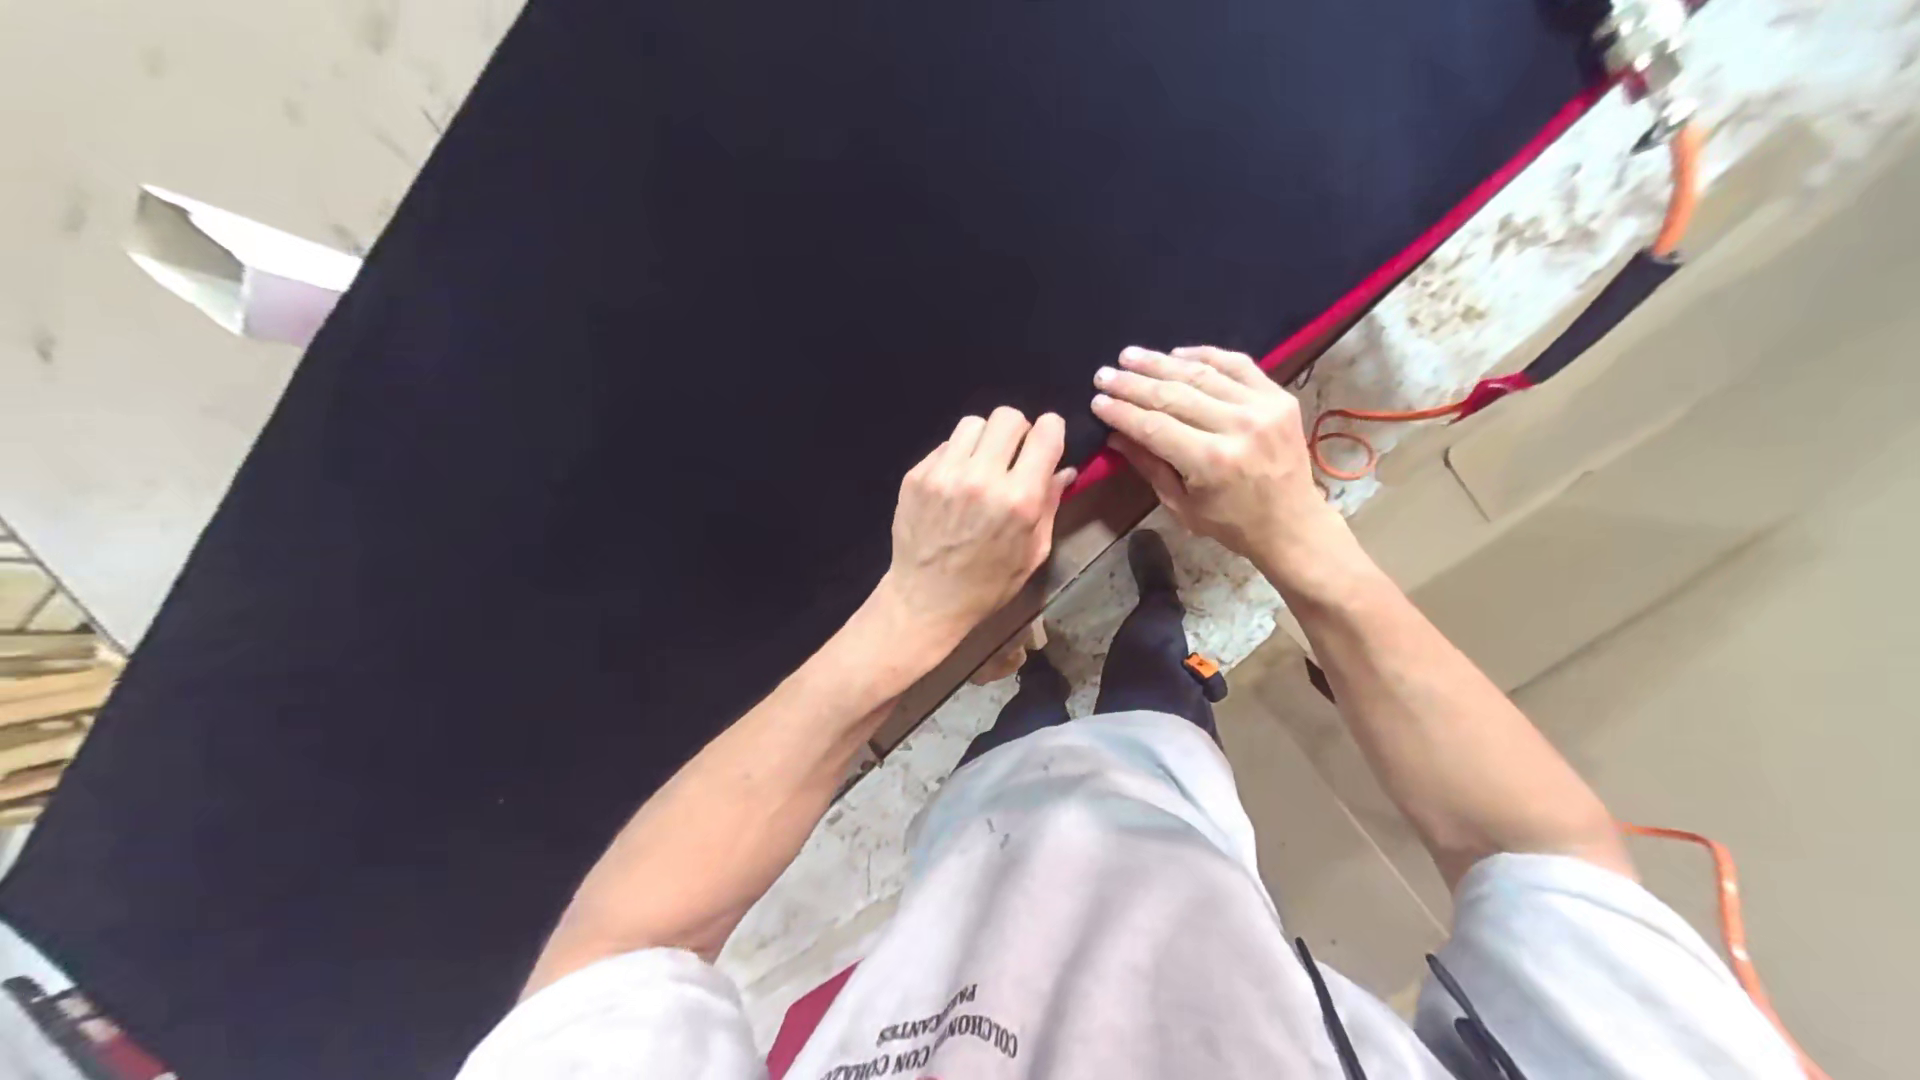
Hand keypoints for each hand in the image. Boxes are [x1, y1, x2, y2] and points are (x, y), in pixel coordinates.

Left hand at [876, 407, 1074, 647]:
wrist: (926, 599)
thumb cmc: (988, 583)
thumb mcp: (1033, 552)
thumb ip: (1050, 504)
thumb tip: (1064, 469)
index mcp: (1019, 499)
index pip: (1046, 431)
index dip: (1051, 432)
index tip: (1046, 444)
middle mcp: (982, 477)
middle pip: (1008, 416)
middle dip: (1018, 432)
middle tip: (1012, 456)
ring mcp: (944, 473)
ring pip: (974, 423)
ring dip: (984, 440)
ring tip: (981, 466)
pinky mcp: (917, 475)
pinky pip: (946, 444)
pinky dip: (956, 457)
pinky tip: (955, 484)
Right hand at [1090, 346, 1336, 567]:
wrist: (1292, 523)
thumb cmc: (1230, 523)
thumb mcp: (1181, 504)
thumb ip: (1148, 465)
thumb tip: (1115, 434)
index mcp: (1211, 462)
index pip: (1154, 426)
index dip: (1122, 412)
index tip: (1097, 401)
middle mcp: (1237, 428)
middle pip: (1173, 396)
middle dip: (1133, 384)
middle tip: (1104, 374)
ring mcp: (1262, 408)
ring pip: (1201, 375)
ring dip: (1160, 363)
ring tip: (1130, 356)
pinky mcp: (1278, 397)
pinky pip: (1238, 364)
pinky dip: (1205, 355)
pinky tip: (1176, 354)